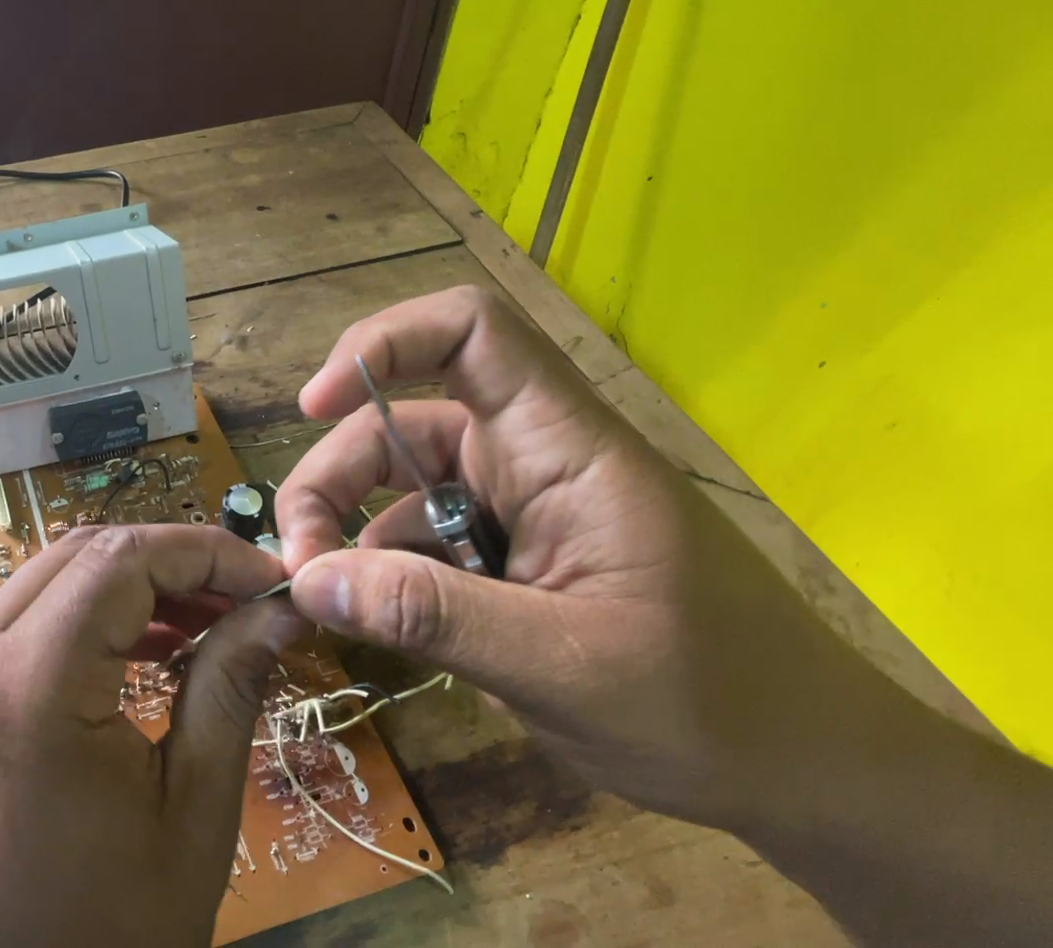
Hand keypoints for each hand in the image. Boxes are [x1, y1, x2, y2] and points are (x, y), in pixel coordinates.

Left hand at [0, 525, 306, 946]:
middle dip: (169, 561)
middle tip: (242, 597)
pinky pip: (23, 625)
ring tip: (205, 620)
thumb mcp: (193, 811)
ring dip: (128, 585)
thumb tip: (279, 607)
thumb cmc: (109, 931)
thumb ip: (230, 687)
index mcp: (31, 683)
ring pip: (48, 580)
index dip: (206, 552)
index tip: (271, 579)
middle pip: (80, 554)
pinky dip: (86, 618)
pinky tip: (144, 650)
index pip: (123, 560)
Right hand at [274, 286, 928, 830]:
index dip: (381, 342)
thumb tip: (308, 581)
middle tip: (299, 564)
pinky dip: (383, 569)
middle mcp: (532, 458)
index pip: (470, 332)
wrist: (801, 769)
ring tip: (328, 600)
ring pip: (399, 482)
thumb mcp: (563, 668)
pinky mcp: (507, 551)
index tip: (314, 405)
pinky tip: (379, 620)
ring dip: (347, 529)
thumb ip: (433, 616)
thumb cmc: (712, 705)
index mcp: (564, 449)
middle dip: (333, 479)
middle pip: (401, 421)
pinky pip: (419, 537)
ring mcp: (517, 505)